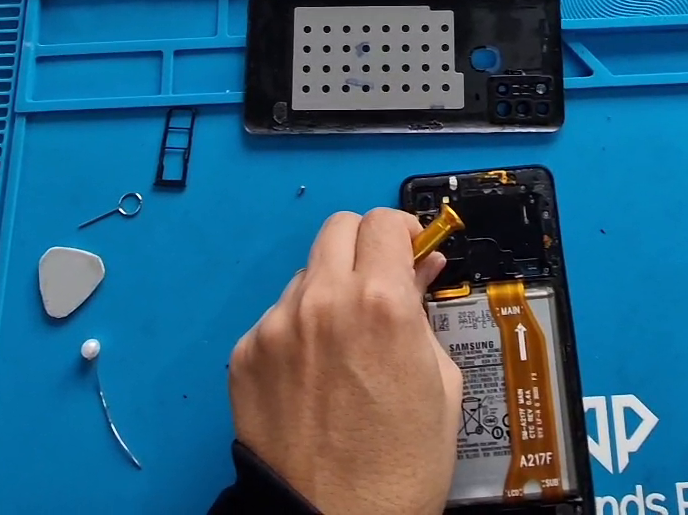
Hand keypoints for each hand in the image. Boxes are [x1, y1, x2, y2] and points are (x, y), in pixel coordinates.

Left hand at [228, 208, 460, 514]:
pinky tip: (311, 371)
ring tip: (343, 339)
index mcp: (382, 301)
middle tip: (378, 279)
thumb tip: (421, 267)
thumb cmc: (403, 465)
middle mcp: (324, 300)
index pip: (384, 221)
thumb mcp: (442, 381)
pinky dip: (298, 328)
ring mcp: (277, 325)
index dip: (403, 231)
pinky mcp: (245, 354)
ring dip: (330, 287)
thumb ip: (425, 310)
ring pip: (308, 271)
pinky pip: (277, 316)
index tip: (409, 250)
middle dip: (365, 244)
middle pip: (339, 226)